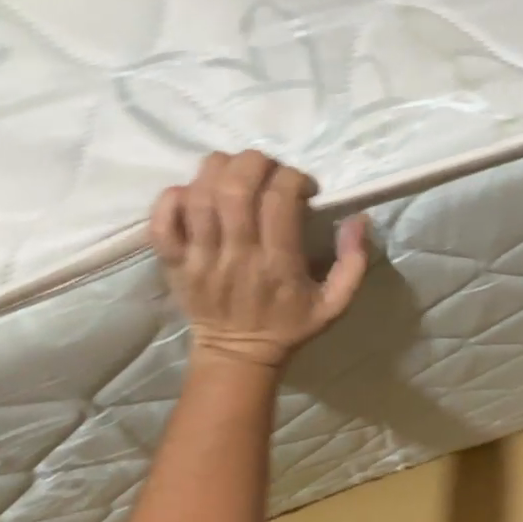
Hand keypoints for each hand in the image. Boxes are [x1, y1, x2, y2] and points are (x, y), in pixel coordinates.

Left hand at [150, 150, 369, 369]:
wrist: (239, 357)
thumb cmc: (289, 327)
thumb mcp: (334, 304)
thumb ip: (353, 264)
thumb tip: (359, 220)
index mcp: (278, 265)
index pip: (280, 200)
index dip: (293, 178)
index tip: (303, 187)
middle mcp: (238, 257)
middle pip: (235, 188)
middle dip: (254, 163)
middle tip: (266, 170)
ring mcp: (201, 259)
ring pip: (200, 195)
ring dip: (218, 170)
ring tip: (234, 174)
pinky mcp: (175, 262)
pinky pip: (163, 220)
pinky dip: (173, 197)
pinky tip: (194, 195)